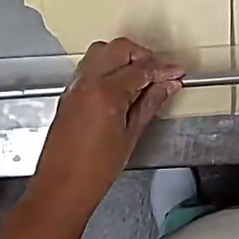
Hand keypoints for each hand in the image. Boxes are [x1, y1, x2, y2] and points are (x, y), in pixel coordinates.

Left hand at [27, 38, 183, 215]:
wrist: (60, 190)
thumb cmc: (97, 168)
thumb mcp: (131, 134)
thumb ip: (151, 103)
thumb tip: (169, 84)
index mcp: (105, 92)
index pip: (141, 69)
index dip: (164, 69)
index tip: (178, 72)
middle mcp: (87, 83)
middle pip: (119, 49)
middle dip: (143, 56)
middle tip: (159, 72)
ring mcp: (75, 87)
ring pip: (102, 52)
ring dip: (123, 57)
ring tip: (140, 76)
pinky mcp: (68, 94)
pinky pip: (91, 67)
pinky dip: (109, 67)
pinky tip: (122, 85)